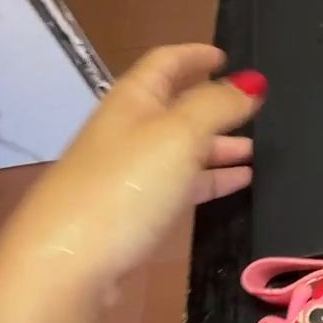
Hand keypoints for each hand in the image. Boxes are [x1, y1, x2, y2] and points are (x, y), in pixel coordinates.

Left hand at [0, 44, 264, 302]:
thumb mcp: (179, 135)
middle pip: (174, 106)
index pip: (165, 62)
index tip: (227, 56)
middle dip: (215, 105)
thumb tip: (252, 83)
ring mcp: (128, 173)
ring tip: (258, 151)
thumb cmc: (125, 187)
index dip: (196, 55)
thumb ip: (218, 106)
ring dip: (219, 145)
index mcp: (132, 101)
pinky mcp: (132, 212)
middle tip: (254, 109)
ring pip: (181, 148)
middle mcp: (127, 131)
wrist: (65, 266)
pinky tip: (238, 183)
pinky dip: (210, 178)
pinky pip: (180, 184)